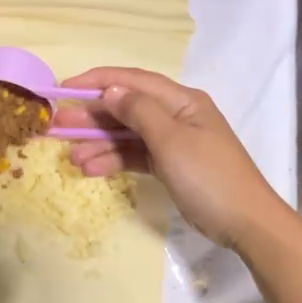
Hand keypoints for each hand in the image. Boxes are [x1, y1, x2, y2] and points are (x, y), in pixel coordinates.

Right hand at [57, 68, 286, 249]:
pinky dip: (114, 160)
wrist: (245, 221)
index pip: (133, 81)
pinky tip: (90, 169)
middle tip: (56, 126)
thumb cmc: (209, 175)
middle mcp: (176, 115)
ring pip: (128, 134)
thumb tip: (110, 91)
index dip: (97, 81)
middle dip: (92, 116)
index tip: (64, 88)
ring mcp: (173, 142)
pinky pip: (135, 156)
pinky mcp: (170, 166)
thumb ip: (138, 111)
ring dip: (99, 143)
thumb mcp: (172, 140)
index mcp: (181, 100)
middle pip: (127, 107)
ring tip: (70, 156)